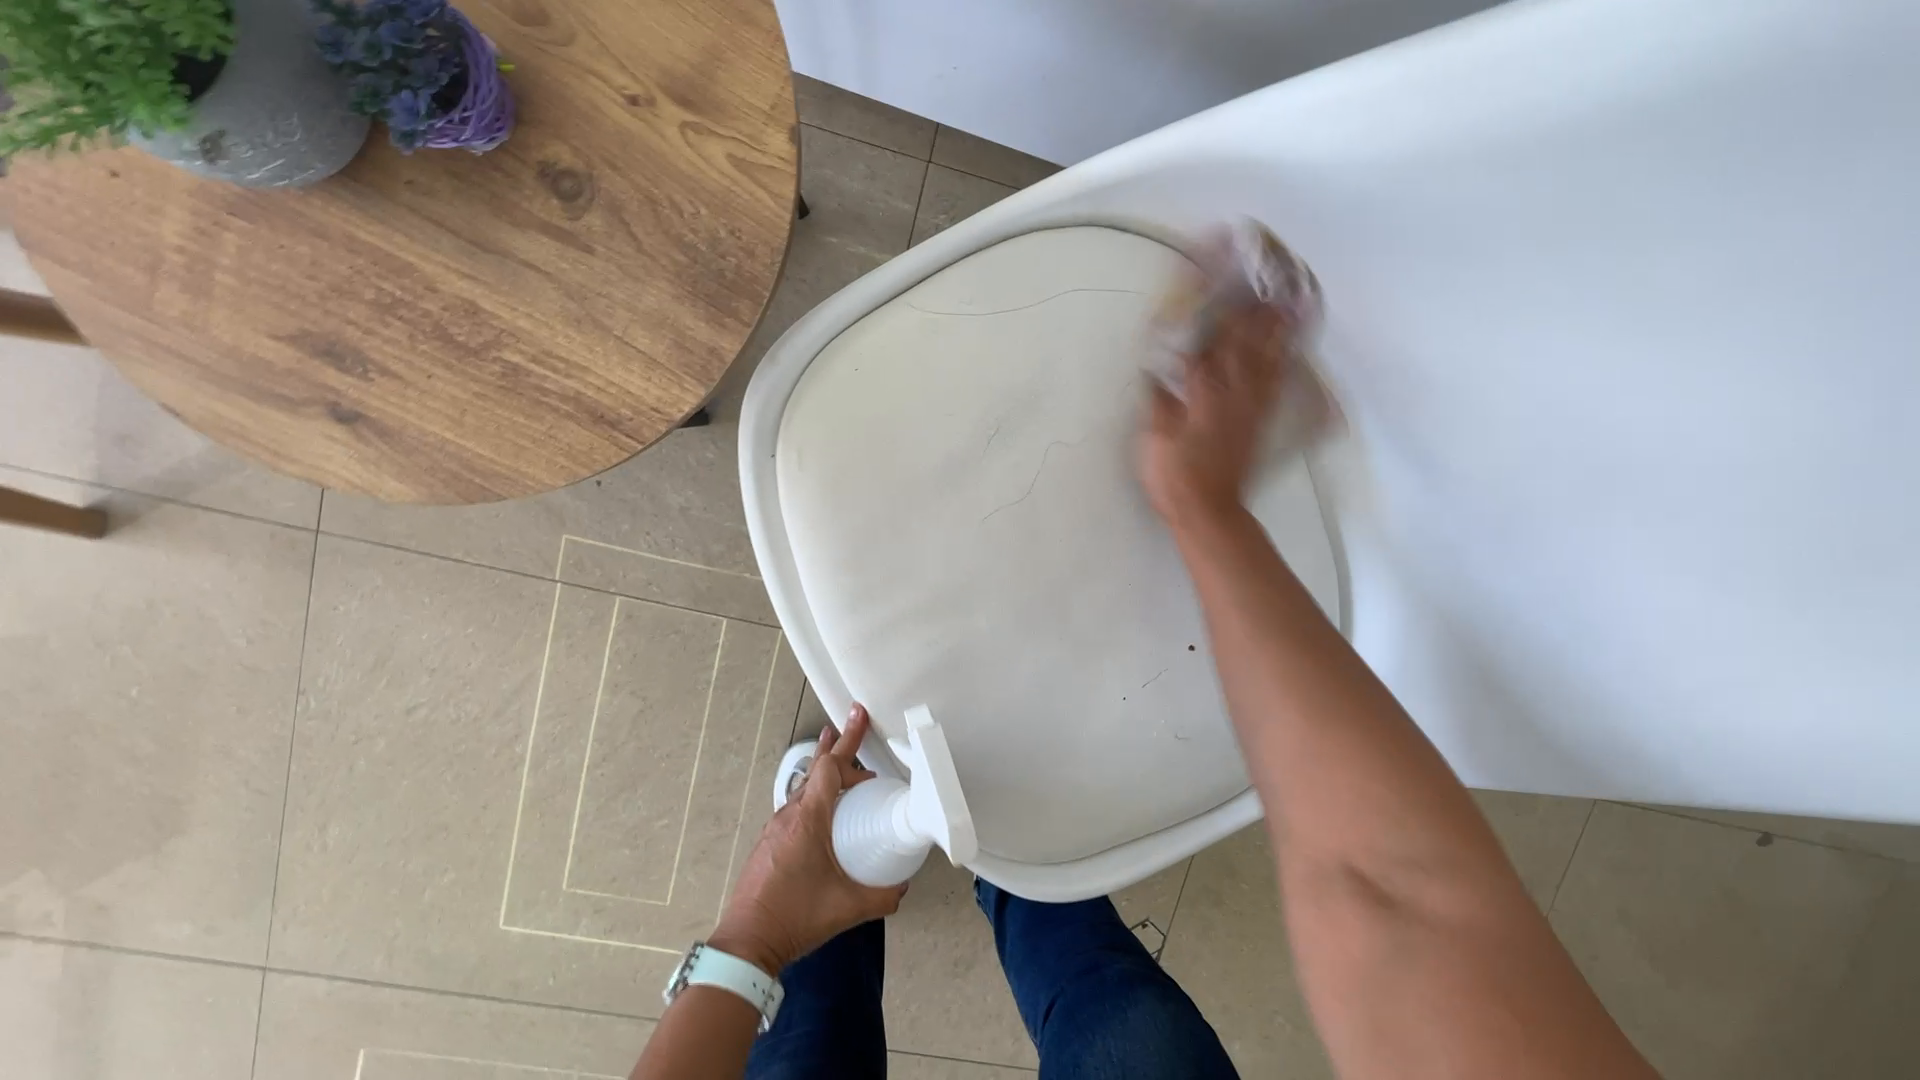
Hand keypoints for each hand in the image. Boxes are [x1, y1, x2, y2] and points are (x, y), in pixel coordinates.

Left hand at [710, 704, 907, 973]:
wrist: (747, 943)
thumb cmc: (794, 919)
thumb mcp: (847, 908)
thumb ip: (882, 895)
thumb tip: (902, 886)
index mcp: (807, 821)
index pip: (829, 769)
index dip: (847, 741)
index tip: (858, 716)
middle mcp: (788, 817)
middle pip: (815, 771)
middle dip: (837, 749)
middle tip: (855, 731)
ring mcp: (775, 830)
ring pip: (804, 789)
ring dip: (825, 775)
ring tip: (843, 768)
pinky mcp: (769, 844)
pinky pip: (796, 808)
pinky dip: (815, 798)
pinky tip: (825, 814)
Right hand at [1139, 304, 1292, 529]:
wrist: (1207, 511)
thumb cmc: (1173, 476)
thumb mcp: (1154, 438)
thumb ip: (1159, 401)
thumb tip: (1156, 369)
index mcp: (1203, 395)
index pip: (1208, 346)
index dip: (1213, 316)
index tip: (1217, 286)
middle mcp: (1233, 395)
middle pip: (1244, 346)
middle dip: (1250, 314)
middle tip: (1260, 282)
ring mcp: (1251, 408)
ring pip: (1266, 361)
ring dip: (1275, 332)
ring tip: (1285, 304)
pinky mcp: (1260, 422)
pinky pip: (1275, 385)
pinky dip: (1283, 363)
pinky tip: (1288, 350)